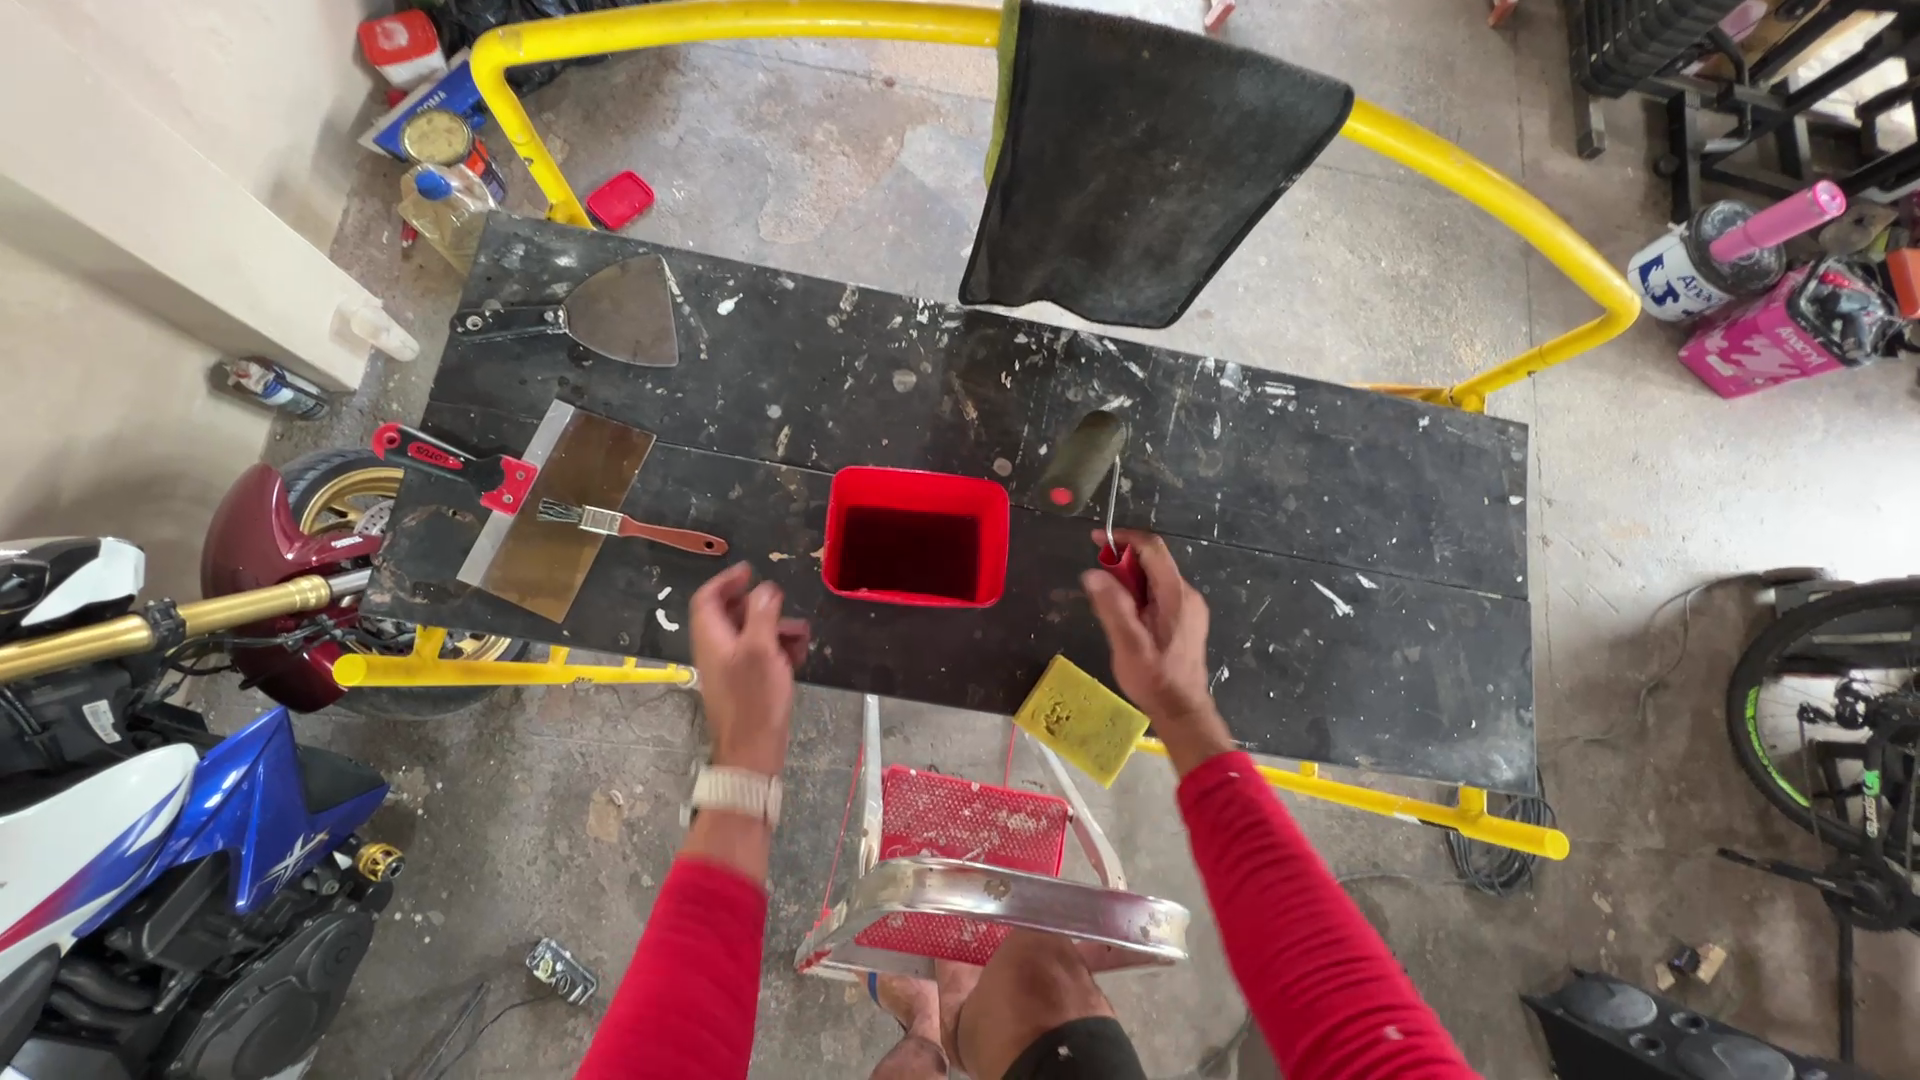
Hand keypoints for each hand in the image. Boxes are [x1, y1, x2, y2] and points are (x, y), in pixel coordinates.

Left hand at [688, 563, 809, 775]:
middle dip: (760, 606)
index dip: (726, 580)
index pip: (707, 598)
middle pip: (730, 614)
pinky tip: (798, 655)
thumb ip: (762, 614)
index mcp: (711, 638)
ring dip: (776, 628)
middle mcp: (716, 649)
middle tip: (782, 605)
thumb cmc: (755, 699)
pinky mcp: (744, 683)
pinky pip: (758, 654)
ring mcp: (730, 667)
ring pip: (750, 634)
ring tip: (802, 634)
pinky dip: (777, 648)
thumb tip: (765, 588)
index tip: (749, 571)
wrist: (753, 751)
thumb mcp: (761, 649)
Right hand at [1081, 529, 1234, 774]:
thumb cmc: (1155, 680)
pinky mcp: (1186, 619)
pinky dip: (1139, 594)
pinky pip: (1160, 594)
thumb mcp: (1129, 645)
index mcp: (1176, 595)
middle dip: (1122, 562)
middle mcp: (1188, 595)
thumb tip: (1093, 573)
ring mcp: (1189, 607)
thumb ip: (1112, 607)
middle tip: (1097, 580)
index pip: (1153, 549)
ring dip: (1129, 580)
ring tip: (1107, 601)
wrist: (1183, 711)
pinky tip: (1125, 615)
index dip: (1124, 538)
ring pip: (1155, 578)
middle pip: (1154, 562)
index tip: (1097, 539)